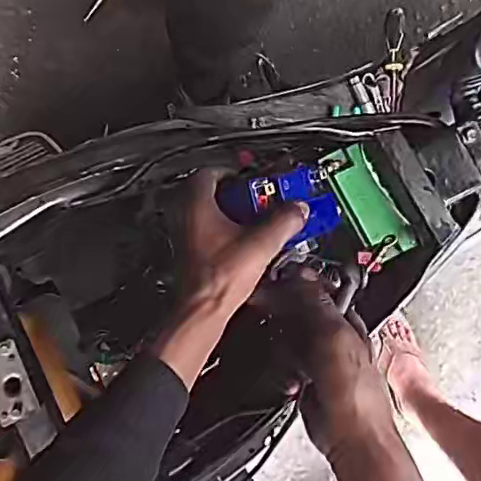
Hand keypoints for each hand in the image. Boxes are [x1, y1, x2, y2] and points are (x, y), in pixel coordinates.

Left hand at [150, 168, 307, 386]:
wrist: (201, 310)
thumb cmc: (217, 279)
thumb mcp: (261, 243)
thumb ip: (283, 221)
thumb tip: (297, 210)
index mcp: (195, 203)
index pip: (212, 171)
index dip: (237, 172)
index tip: (255, 180)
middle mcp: (182, 214)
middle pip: (211, 190)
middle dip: (238, 194)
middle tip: (260, 200)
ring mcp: (182, 232)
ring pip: (208, 211)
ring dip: (232, 212)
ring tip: (256, 221)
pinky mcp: (187, 250)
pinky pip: (206, 229)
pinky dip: (224, 229)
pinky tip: (243, 241)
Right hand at [268, 269, 438, 480]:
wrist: (351, 440)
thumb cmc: (357, 396)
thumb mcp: (334, 338)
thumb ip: (317, 305)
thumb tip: (302, 276)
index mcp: (348, 322)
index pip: (318, 291)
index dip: (296, 286)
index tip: (275, 285)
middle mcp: (335, 338)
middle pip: (299, 313)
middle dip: (284, 318)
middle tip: (272, 319)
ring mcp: (320, 361)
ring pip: (289, 339)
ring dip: (283, 348)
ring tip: (287, 359)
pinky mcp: (306, 382)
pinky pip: (285, 365)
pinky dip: (283, 370)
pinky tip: (289, 380)